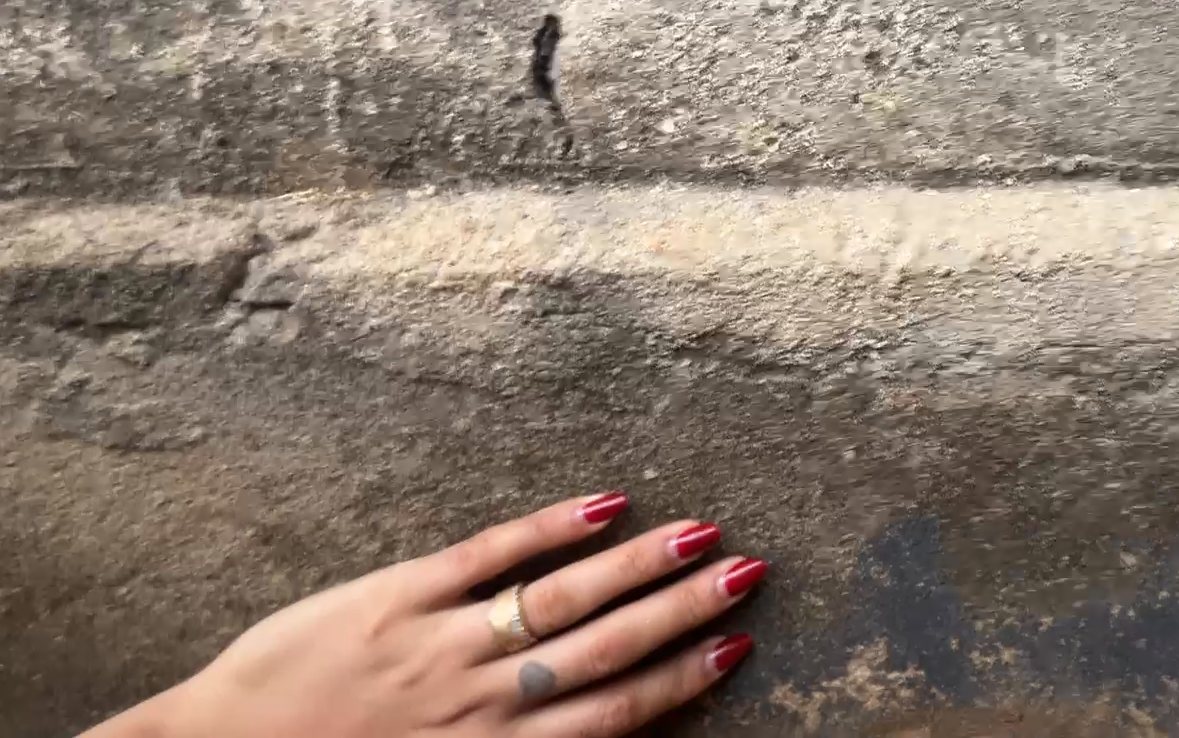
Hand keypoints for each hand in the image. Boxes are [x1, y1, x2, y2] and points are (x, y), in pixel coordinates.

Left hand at [85, 493, 766, 737]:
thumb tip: (596, 725)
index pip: (612, 713)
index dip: (681, 677)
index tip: (736, 642)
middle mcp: (476, 703)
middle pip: (603, 649)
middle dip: (683, 609)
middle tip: (746, 571)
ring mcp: (437, 643)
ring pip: (559, 598)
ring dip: (638, 564)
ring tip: (701, 531)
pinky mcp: (395, 595)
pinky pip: (485, 554)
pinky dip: (550, 528)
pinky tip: (606, 502)